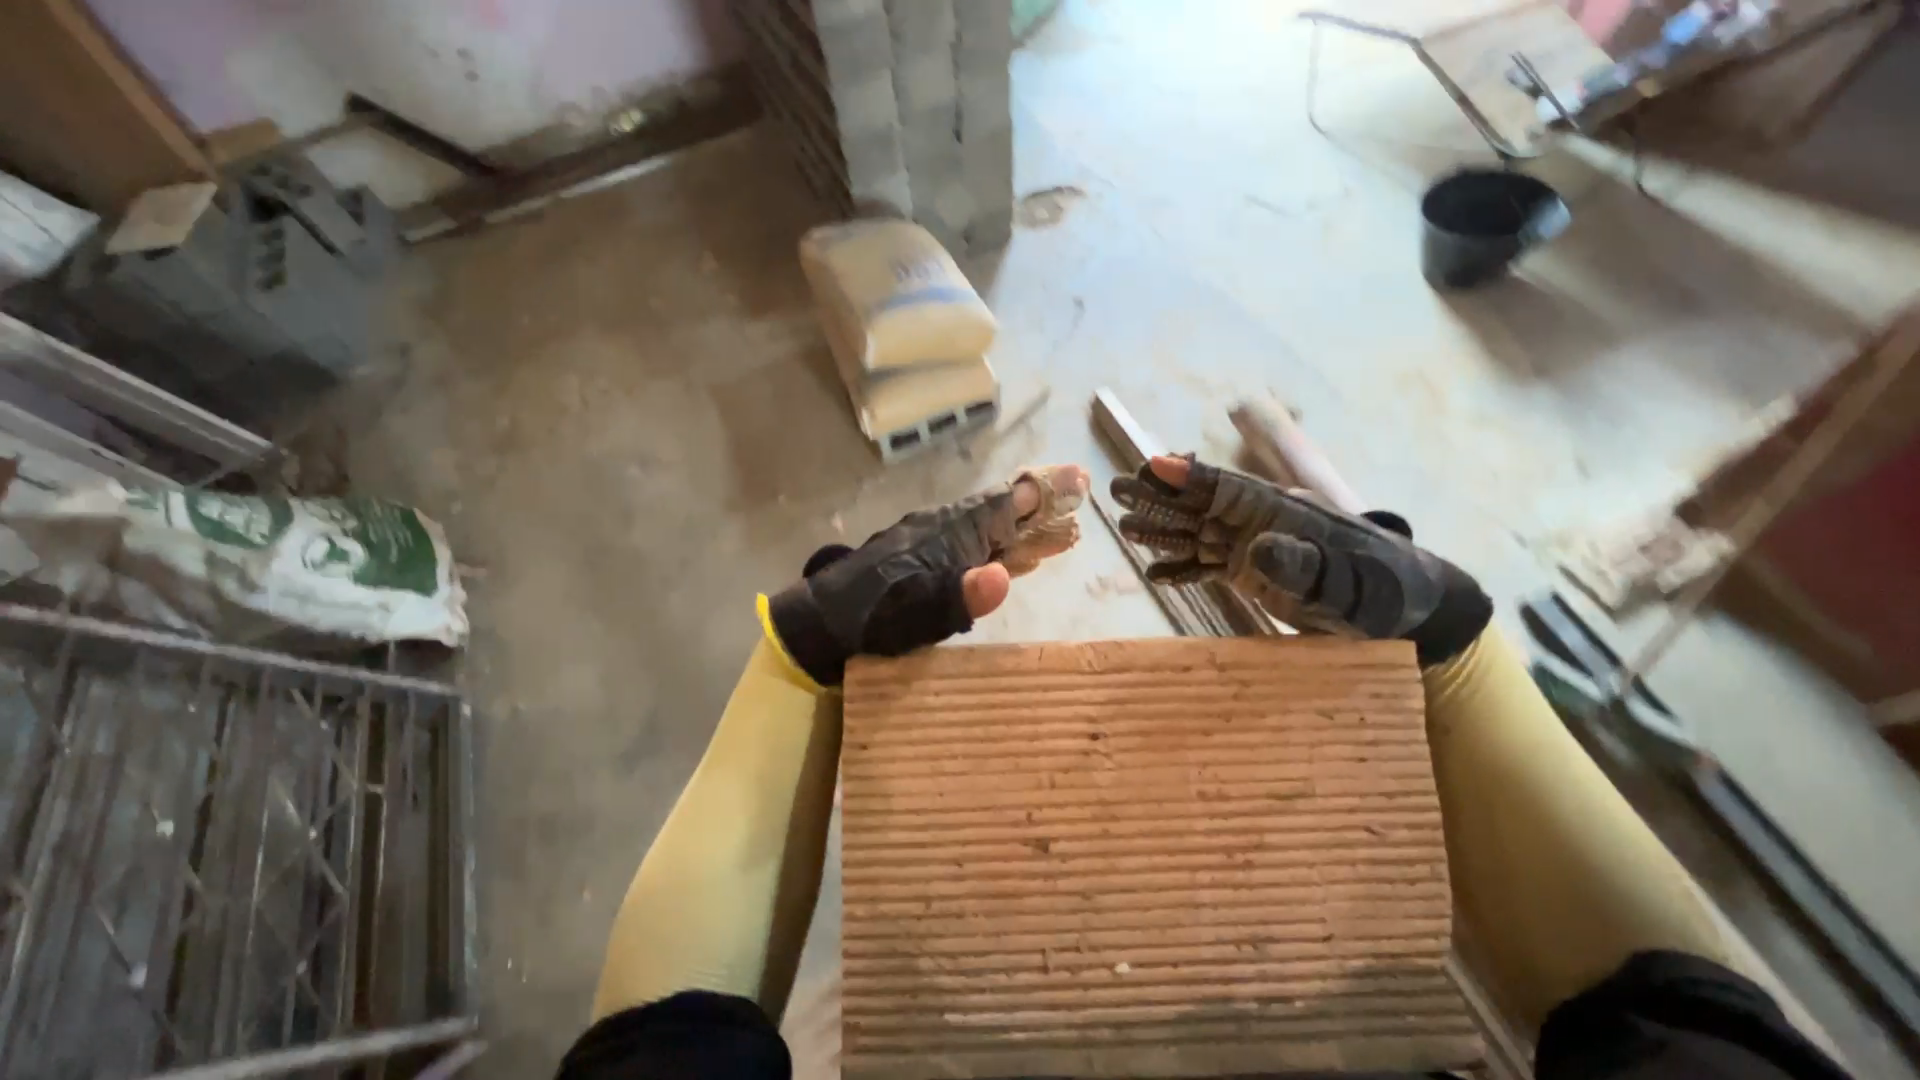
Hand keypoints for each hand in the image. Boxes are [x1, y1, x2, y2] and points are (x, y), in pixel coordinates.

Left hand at [768, 465, 1088, 684]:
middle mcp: (942, 530)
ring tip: (1055, 529)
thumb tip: (1003, 577)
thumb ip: (959, 596)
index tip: (1077, 476)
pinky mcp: (919, 561)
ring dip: (1021, 527)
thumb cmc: (872, 618)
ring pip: (986, 528)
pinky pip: (970, 545)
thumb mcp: (916, 613)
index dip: (1041, 492)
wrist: (821, 623)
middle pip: (1000, 511)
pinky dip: (996, 546)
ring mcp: (930, 545)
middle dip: (1039, 505)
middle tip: (1078, 494)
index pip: (1004, 505)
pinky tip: (1004, 558)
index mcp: (947, 534)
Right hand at [1111, 455, 1489, 665]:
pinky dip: (1182, 570)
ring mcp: (1253, 549)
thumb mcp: (1351, 581)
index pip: (1228, 489)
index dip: (1190, 477)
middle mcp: (1260, 524)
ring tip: (1125, 528)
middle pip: (1201, 506)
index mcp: (1283, 513)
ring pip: (1198, 535)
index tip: (1153, 464)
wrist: (1407, 608)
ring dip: (1162, 531)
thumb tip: (1257, 549)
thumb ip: (1307, 565)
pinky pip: (1208, 568)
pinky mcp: (1253, 575)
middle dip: (1160, 497)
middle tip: (1117, 487)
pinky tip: (1155, 575)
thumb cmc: (1384, 589)